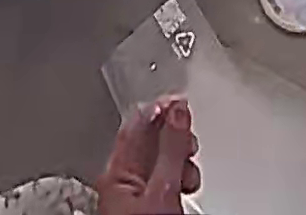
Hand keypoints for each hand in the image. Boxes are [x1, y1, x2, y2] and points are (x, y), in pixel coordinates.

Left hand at [97, 97, 200, 214]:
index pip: (136, 123)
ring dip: (180, 158)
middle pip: (149, 141)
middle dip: (174, 135)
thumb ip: (171, 147)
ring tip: (190, 170)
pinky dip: (178, 176)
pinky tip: (186, 184)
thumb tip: (178, 108)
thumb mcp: (163, 188)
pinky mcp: (148, 209)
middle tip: (189, 139)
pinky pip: (164, 181)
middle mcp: (120, 183)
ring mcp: (133, 199)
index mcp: (115, 171)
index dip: (159, 108)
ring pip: (159, 161)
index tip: (181, 101)